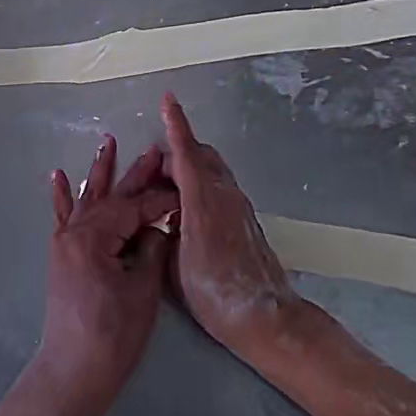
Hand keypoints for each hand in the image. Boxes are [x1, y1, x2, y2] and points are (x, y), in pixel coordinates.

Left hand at [38, 136, 178, 399]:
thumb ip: (150, 249)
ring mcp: (65, 242)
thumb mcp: (141, 290)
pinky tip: (60, 175)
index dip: (162, 202)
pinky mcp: (62, 255)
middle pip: (113, 197)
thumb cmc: (112, 334)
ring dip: (100, 172)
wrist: (73, 373)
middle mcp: (76, 231)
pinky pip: (62, 217)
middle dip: (135, 174)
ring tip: (107, 141)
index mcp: (95, 236)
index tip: (184, 197)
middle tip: (154, 150)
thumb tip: (156, 226)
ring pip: (89, 199)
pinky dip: (62, 196)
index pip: (135, 208)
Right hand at [158, 93, 308, 360]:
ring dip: (188, 167)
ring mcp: (238, 203)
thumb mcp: (175, 265)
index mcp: (203, 201)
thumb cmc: (214, 294)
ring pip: (211, 168)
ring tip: (164, 191)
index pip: (186, 154)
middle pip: (199, 155)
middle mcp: (224, 193)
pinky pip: (218, 184)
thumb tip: (159, 214)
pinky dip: (199, 182)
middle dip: (174, 153)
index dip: (175, 125)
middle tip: (149, 173)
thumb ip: (165, 230)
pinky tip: (185, 209)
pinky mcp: (245, 215)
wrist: (265, 316)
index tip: (168, 99)